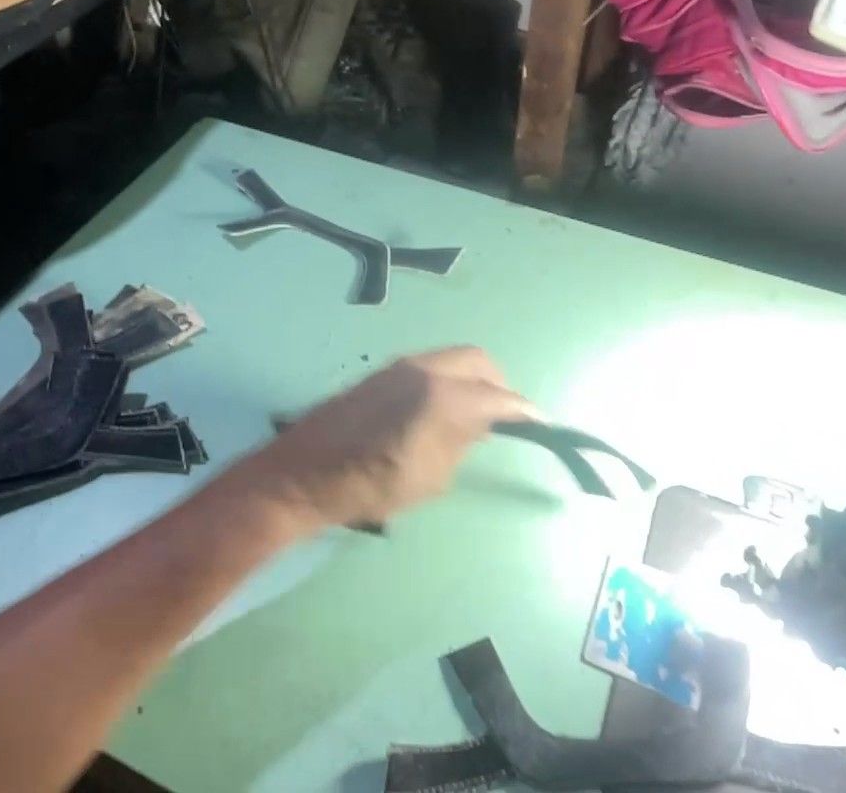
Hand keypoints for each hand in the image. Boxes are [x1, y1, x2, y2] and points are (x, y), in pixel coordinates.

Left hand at [238, 347, 539, 530]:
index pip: (498, 396)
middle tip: (503, 417)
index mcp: (443, 396)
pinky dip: (446, 381)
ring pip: (452, 359)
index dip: (524, 411)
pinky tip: (438, 411)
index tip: (541, 424)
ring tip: (470, 416)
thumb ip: (462, 442)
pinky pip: (428, 367)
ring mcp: (400, 367)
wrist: (304, 473)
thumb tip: (482, 423)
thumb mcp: (431, 476)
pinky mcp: (380, 374)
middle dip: (498, 385)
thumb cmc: (372, 485)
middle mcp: (425, 370)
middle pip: (478, 361)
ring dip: (470, 380)